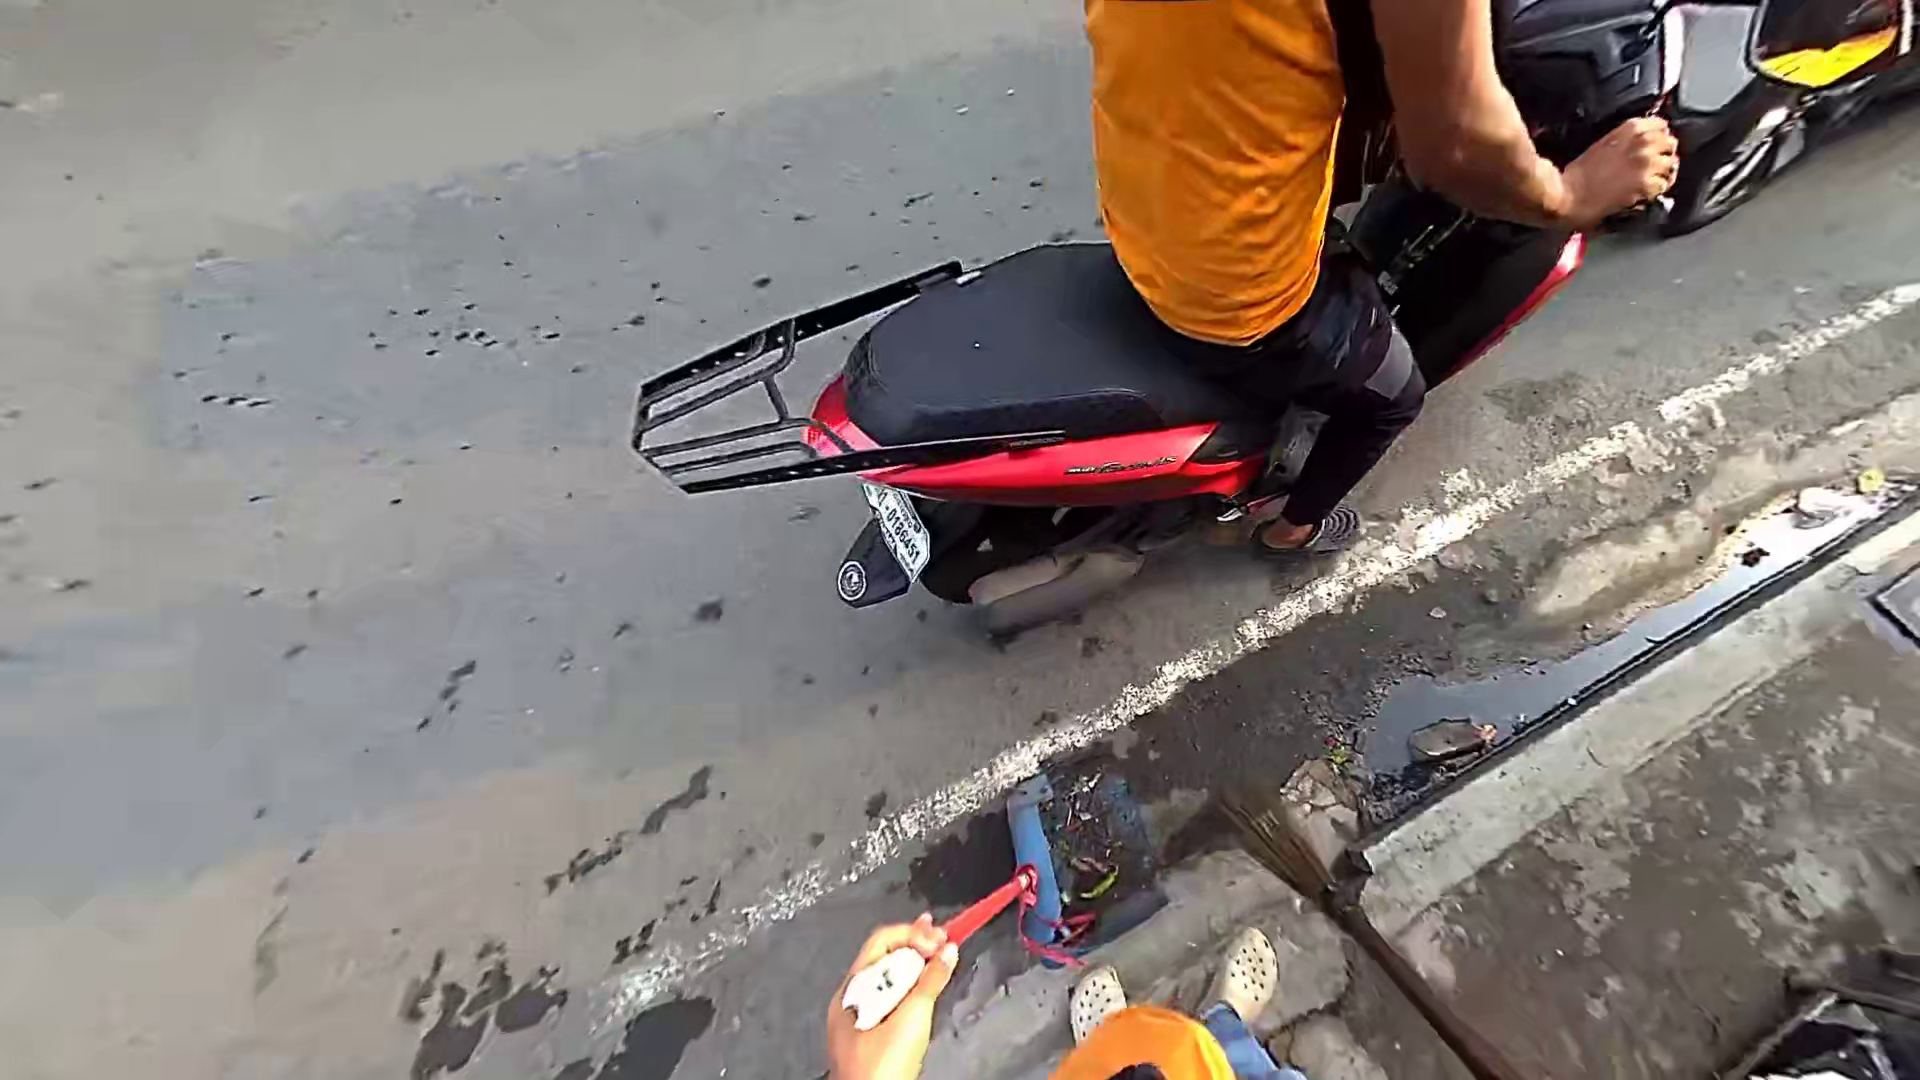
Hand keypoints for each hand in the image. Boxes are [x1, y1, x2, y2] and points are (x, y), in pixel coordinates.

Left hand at [827, 915, 959, 1079]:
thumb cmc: (885, 1067)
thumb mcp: (913, 1019)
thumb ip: (931, 980)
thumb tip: (949, 949)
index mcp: (852, 989)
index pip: (882, 940)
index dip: (913, 934)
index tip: (940, 937)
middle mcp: (850, 999)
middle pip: (885, 956)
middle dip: (916, 944)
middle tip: (943, 940)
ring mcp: (857, 1020)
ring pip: (888, 978)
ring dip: (914, 964)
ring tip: (938, 955)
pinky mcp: (867, 1038)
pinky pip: (888, 1000)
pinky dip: (908, 986)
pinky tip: (924, 984)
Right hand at [1559, 116, 1679, 227]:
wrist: (1557, 198)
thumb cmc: (1567, 179)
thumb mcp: (1596, 149)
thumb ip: (1621, 144)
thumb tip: (1630, 151)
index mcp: (1633, 128)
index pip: (1661, 127)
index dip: (1653, 142)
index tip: (1644, 153)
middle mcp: (1646, 141)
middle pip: (1669, 145)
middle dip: (1658, 158)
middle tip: (1643, 172)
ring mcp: (1647, 163)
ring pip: (1670, 166)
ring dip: (1657, 176)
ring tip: (1641, 187)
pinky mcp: (1644, 184)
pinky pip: (1661, 187)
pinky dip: (1651, 193)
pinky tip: (1638, 197)